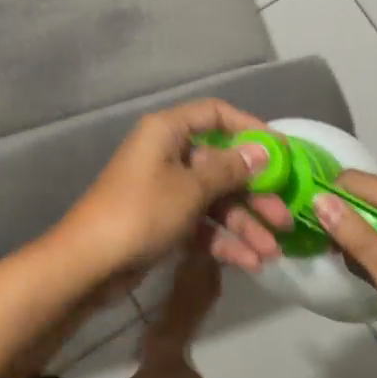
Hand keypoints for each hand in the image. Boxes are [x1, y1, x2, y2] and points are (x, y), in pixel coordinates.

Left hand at [55, 100, 295, 280]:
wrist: (91, 261)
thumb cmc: (142, 211)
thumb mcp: (190, 189)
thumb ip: (228, 169)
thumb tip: (260, 150)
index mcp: (167, 131)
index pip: (214, 114)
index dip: (249, 128)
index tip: (282, 152)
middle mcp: (166, 153)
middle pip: (220, 163)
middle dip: (253, 193)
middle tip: (284, 221)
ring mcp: (164, 187)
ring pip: (214, 198)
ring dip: (243, 223)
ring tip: (271, 253)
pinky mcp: (163, 219)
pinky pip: (201, 222)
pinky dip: (223, 240)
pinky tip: (249, 263)